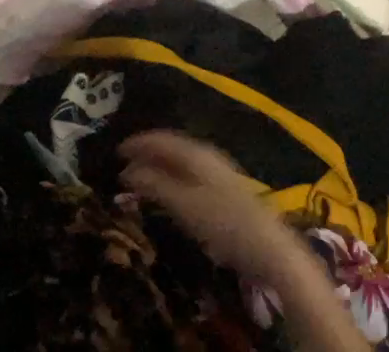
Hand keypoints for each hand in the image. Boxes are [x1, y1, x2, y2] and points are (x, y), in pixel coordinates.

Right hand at [117, 131, 307, 281]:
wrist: (271, 249)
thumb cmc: (223, 222)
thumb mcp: (182, 204)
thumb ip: (153, 184)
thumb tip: (127, 170)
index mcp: (195, 153)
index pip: (159, 138)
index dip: (136, 143)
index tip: (116, 151)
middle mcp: (207, 156)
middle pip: (171, 148)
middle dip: (147, 154)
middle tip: (125, 166)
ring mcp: (219, 173)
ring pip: (181, 162)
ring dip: (160, 168)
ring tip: (142, 180)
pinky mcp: (226, 191)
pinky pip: (190, 175)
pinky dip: (173, 178)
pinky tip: (170, 194)